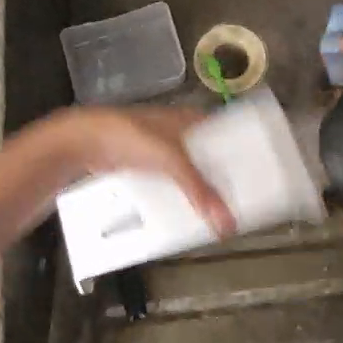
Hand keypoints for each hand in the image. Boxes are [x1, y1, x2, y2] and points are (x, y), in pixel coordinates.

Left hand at [48, 107, 236, 236]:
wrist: (86, 141)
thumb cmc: (132, 136)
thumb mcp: (172, 161)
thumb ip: (199, 190)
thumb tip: (226, 223)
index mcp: (193, 119)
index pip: (227, 136)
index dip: (241, 156)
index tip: (257, 179)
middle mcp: (180, 131)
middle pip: (208, 158)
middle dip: (219, 180)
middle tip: (238, 203)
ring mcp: (160, 148)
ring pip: (188, 172)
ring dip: (197, 190)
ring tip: (216, 211)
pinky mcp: (144, 164)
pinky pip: (168, 182)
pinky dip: (176, 194)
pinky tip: (183, 210)